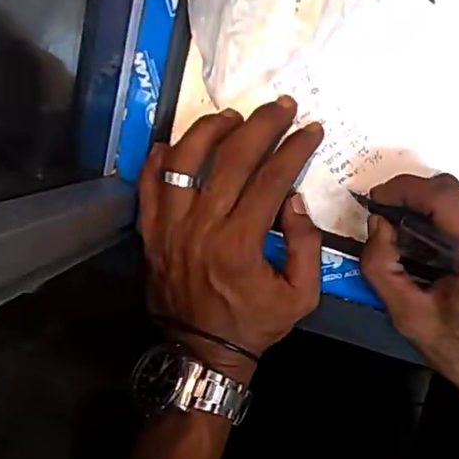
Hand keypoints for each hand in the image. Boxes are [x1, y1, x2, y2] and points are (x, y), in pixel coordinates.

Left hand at [139, 97, 324, 381]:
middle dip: (261, 125)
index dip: (294, 149)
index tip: (310, 129)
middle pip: (231, 159)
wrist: (202, 352)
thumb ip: (306, 245)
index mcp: (239, 244)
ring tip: (231, 118)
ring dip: (209, 130)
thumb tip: (293, 199)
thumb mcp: (300, 296)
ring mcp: (170, 228)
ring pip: (184, 161)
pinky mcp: (151, 234)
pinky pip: (148, 186)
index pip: (271, 179)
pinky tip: (175, 144)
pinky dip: (159, 160)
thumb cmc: (253, 324)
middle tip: (280, 107)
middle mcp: (201, 227)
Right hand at [359, 174, 458, 407]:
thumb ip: (383, 266)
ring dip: (424, 204)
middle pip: (453, 190)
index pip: (443, 198)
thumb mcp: (407, 314)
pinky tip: (419, 237)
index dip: (403, 190)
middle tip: (380, 213)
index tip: (375, 199)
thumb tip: (377, 225)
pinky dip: (439, 216)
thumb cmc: (458, 349)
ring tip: (396, 226)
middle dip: (410, 194)